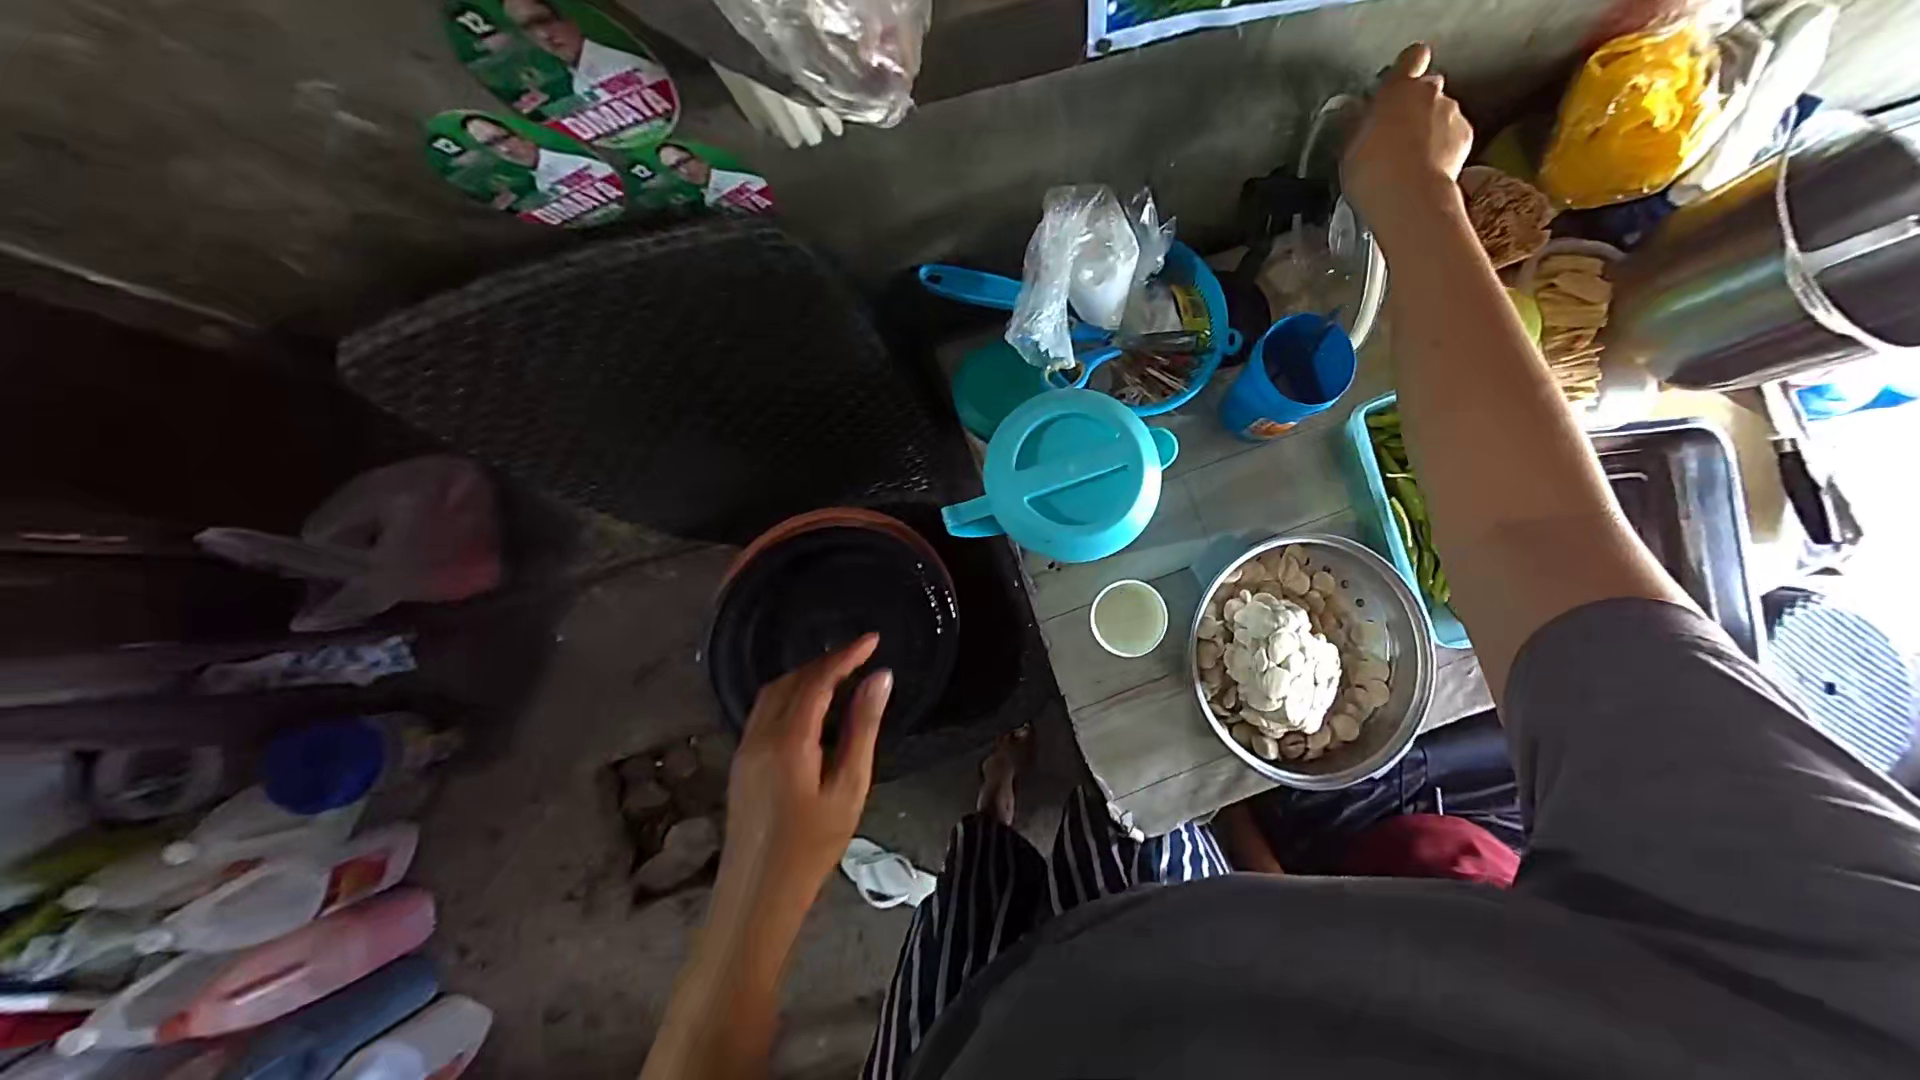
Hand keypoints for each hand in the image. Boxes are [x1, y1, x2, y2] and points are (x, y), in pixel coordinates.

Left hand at [715, 634, 892, 916]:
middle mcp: (759, 735)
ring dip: (805, 676)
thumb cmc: (812, 846)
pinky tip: (812, 707)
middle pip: (791, 681)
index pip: (817, 680)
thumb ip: (863, 728)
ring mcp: (745, 748)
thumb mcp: (849, 787)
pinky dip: (790, 695)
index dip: (846, 655)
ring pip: (773, 693)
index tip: (872, 640)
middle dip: (826, 662)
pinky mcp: (741, 762)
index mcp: (787, 740)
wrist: (758, 894)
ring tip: (841, 675)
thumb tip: (879, 679)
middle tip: (860, 657)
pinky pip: (764, 711)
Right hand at [1341, 44, 1474, 243]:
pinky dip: (1439, 148)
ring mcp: (1450, 114)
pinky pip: (1451, 136)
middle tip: (1391, 134)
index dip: (1405, 68)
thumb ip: (1355, 124)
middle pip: (1425, 90)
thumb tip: (1352, 115)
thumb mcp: (1347, 149)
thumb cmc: (1373, 172)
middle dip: (1412, 106)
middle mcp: (1429, 94)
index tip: (1396, 82)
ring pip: (1439, 114)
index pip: (1411, 58)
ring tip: (1403, 161)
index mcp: (1398, 90)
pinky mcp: (1464, 136)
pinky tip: (1420, 169)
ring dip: (1425, 130)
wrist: (1406, 198)